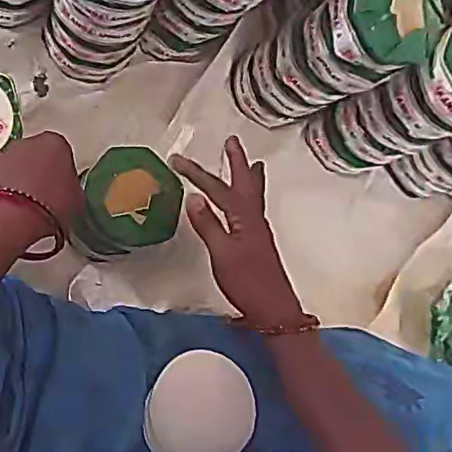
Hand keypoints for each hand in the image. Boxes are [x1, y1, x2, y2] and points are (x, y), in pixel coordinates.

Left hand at [0, 132, 84, 249]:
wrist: (14, 218)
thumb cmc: (52, 205)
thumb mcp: (77, 198)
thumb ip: (72, 187)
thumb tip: (67, 191)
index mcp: (55, 142)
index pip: (62, 152)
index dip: (63, 171)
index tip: (64, 187)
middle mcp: (27, 142)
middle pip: (36, 154)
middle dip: (40, 171)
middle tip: (46, 196)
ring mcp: (4, 156)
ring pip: (16, 166)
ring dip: (21, 180)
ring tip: (29, 206)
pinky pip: (1, 180)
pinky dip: (6, 190)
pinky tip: (13, 209)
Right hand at [171, 136, 307, 327]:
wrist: (273, 309)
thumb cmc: (247, 282)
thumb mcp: (222, 253)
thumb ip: (208, 225)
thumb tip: (193, 197)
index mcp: (244, 218)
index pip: (218, 190)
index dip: (197, 174)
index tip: (177, 161)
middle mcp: (254, 219)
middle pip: (245, 184)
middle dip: (236, 162)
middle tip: (232, 142)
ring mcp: (258, 230)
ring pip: (253, 195)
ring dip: (248, 176)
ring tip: (250, 162)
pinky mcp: (257, 241)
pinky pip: (252, 207)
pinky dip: (248, 194)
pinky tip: (245, 201)